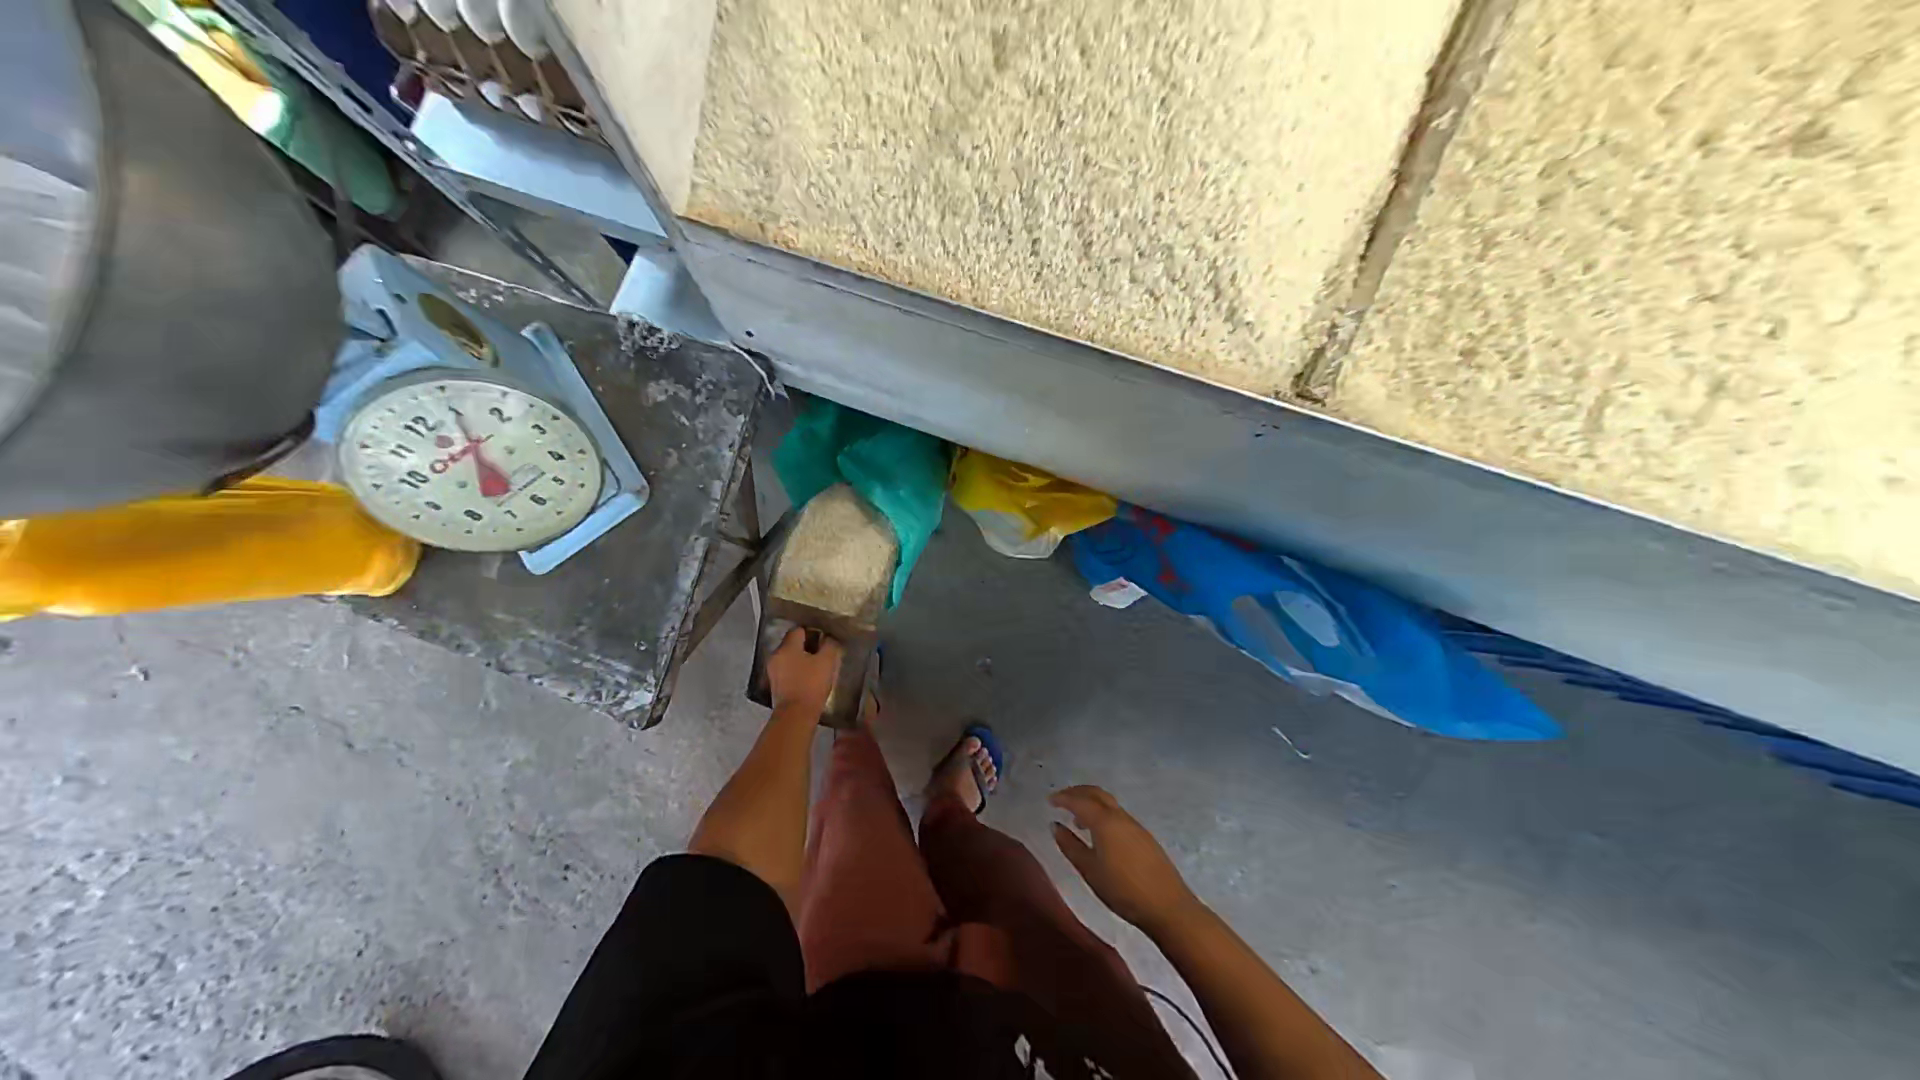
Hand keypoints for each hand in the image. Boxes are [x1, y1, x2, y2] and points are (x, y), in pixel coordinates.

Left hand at [766, 627, 841, 715]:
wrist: (796, 715)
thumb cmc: (812, 685)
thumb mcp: (827, 662)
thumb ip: (829, 645)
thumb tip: (828, 638)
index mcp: (787, 647)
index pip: (799, 630)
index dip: (813, 633)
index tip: (824, 641)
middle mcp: (776, 656)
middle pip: (792, 644)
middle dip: (807, 647)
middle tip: (822, 654)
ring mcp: (773, 671)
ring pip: (789, 658)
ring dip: (801, 660)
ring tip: (817, 668)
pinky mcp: (775, 685)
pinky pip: (787, 671)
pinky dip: (796, 672)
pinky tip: (808, 680)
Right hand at [1051, 785, 1203, 934]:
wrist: (1167, 906)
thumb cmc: (1122, 889)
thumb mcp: (1090, 870)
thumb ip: (1070, 846)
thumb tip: (1055, 825)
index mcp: (1105, 821)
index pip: (1080, 800)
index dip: (1063, 798)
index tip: (1049, 800)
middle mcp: (1120, 817)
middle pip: (1097, 794)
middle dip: (1078, 792)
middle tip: (1062, 800)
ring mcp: (1135, 826)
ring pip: (1109, 804)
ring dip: (1091, 804)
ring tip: (1077, 821)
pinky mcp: (1144, 837)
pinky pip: (1118, 815)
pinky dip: (1103, 815)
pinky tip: (1099, 835)